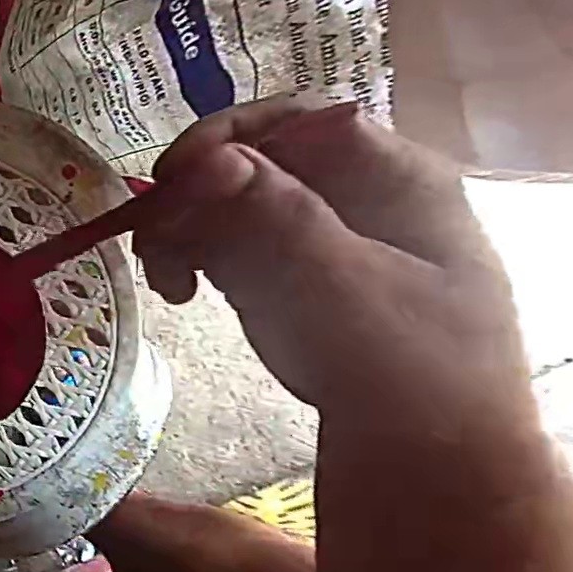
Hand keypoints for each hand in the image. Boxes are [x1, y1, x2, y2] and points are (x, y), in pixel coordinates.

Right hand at [132, 98, 531, 440]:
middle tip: (155, 245)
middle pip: (246, 160)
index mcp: (389, 175)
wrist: (417, 450)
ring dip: (179, 232)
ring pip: (220, 201)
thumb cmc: (403, 371)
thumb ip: (278, 220)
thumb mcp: (343, 291)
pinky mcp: (280, 265)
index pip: (294, 121)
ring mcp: (309, 229)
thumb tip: (208, 158)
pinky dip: (187, 257)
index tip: (170, 182)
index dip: (225, 137)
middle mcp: (346, 191)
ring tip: (168, 283)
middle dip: (189, 197)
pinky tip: (179, 293)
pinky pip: (218, 239)